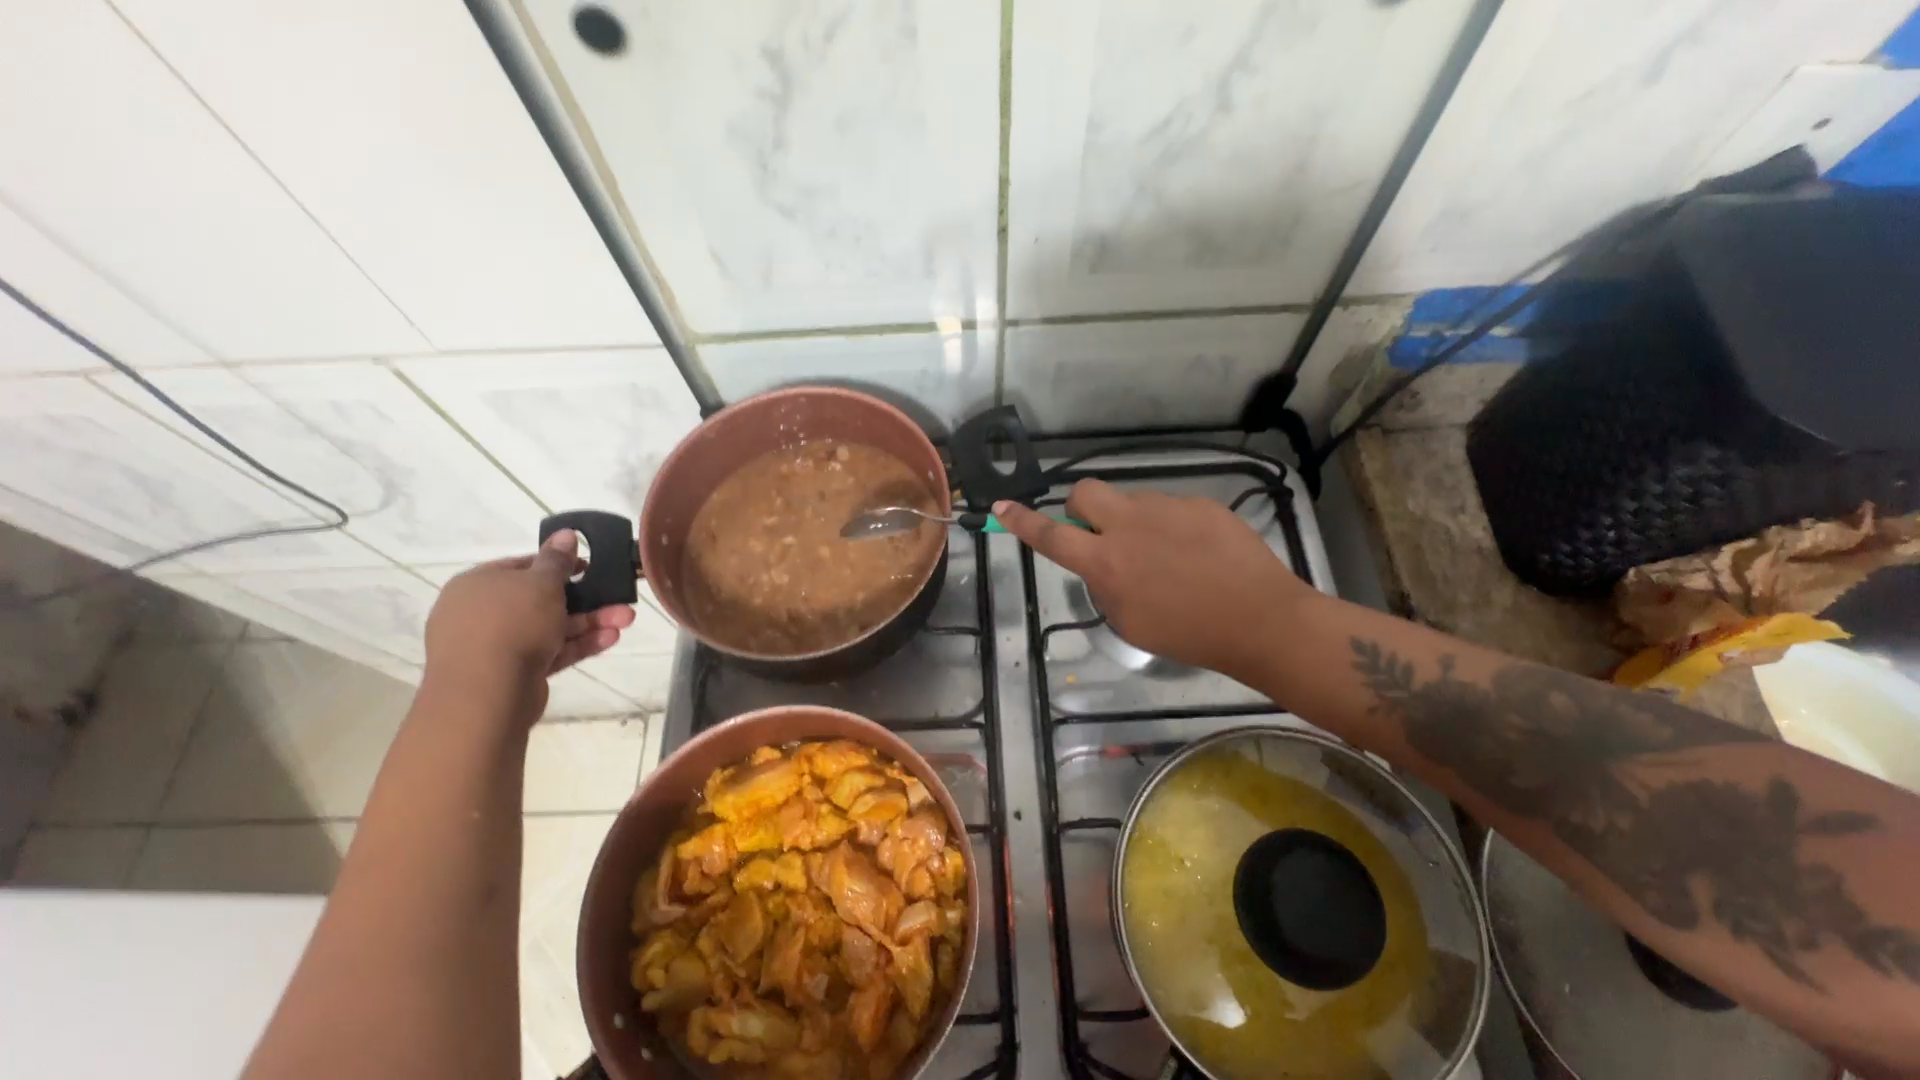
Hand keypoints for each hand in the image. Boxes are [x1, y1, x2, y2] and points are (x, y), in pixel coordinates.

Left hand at [424, 529, 635, 691]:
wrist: (485, 693)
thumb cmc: (510, 623)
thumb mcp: (541, 583)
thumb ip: (557, 560)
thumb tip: (566, 533)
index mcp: (479, 583)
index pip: (522, 567)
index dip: (558, 565)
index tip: (588, 567)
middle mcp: (483, 612)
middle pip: (541, 600)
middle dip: (585, 599)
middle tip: (617, 597)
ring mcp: (497, 645)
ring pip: (550, 628)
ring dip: (589, 623)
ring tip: (627, 620)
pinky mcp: (514, 672)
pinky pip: (550, 652)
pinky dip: (578, 645)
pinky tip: (610, 639)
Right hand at [993, 479, 1314, 679]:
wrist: (1259, 619)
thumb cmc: (1190, 634)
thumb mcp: (1131, 622)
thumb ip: (1106, 586)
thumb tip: (1104, 565)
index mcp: (1107, 562)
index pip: (1052, 536)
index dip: (1023, 522)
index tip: (1002, 507)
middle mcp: (1130, 525)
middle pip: (1086, 492)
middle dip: (1083, 509)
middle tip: (1101, 535)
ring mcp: (1168, 509)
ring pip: (1134, 502)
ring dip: (1135, 523)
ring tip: (1170, 558)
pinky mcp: (1201, 504)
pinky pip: (1173, 509)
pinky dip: (1174, 528)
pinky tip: (1201, 555)